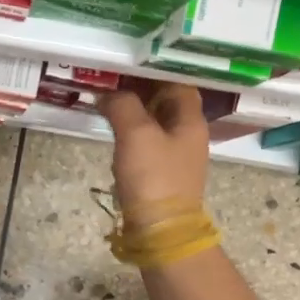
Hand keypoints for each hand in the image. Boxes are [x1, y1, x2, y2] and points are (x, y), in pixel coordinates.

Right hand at [96, 79, 210, 214]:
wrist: (161, 231)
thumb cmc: (153, 178)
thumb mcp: (136, 134)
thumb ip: (123, 106)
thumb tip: (108, 94)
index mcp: (190, 121)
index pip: (178, 84)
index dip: (155, 73)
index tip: (128, 67)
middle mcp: (189, 137)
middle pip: (167, 104)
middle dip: (142, 93)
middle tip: (113, 85)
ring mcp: (176, 159)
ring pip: (157, 126)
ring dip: (136, 115)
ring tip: (109, 107)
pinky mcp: (162, 178)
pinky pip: (149, 148)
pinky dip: (133, 138)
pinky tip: (116, 140)